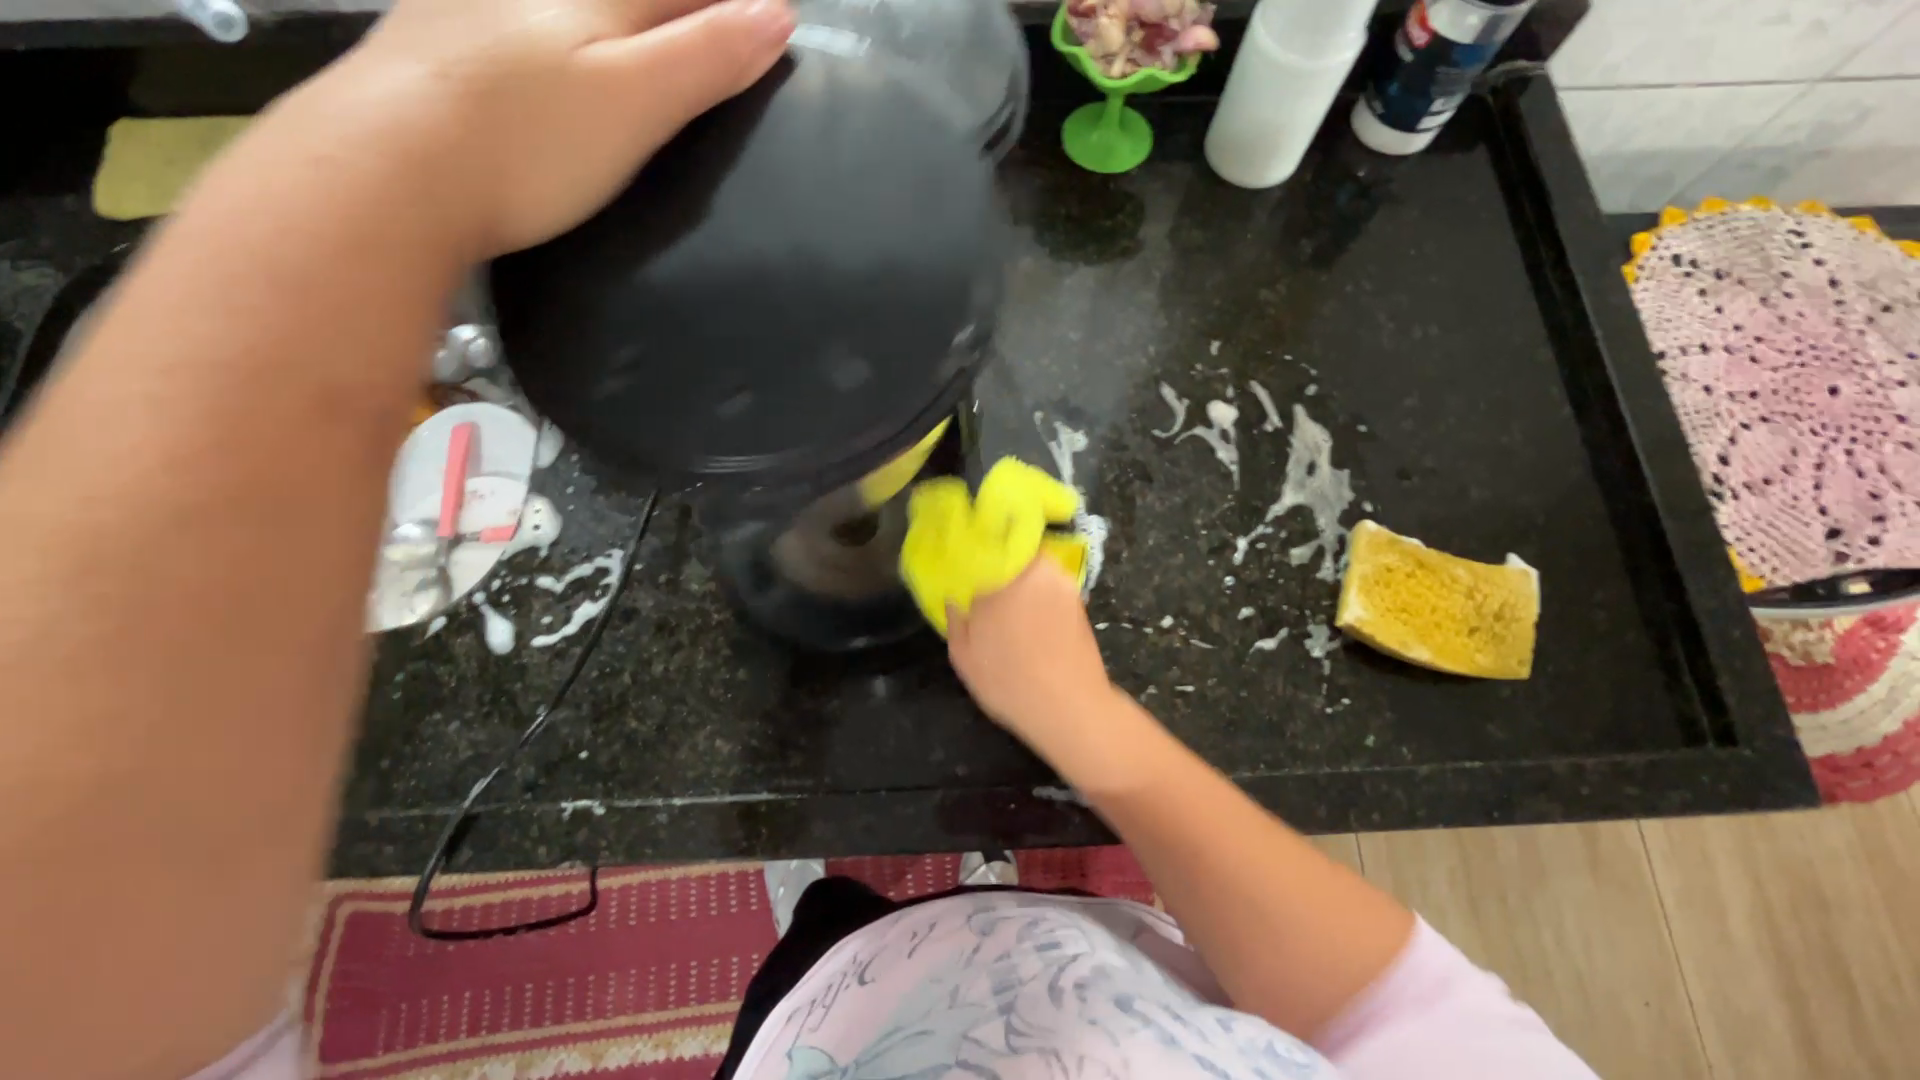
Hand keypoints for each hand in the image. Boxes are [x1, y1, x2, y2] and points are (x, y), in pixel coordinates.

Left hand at [337, 0, 794, 256]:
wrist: (380, 175)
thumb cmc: (528, 144)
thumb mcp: (637, 103)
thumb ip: (707, 57)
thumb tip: (778, 13)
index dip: (728, 8)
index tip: (765, 24)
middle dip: (678, 13)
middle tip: (711, 36)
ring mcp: (474, 6)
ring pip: (568, 7)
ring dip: (618, 23)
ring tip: (644, 44)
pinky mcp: (433, 37)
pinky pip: (514, 17)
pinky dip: (556, 29)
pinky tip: (549, 50)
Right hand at [947, 560, 1114, 749]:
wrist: (1070, 707)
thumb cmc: (1009, 680)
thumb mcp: (965, 656)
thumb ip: (956, 619)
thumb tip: (954, 599)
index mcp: (1003, 576)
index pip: (984, 549)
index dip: (973, 556)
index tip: (963, 568)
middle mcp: (1037, 570)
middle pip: (1014, 555)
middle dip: (1000, 565)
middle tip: (985, 587)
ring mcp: (1064, 585)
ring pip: (1035, 570)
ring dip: (1022, 582)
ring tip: (1008, 607)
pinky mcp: (1080, 602)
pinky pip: (1052, 589)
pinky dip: (1041, 598)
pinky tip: (1031, 623)